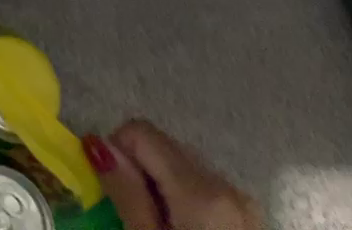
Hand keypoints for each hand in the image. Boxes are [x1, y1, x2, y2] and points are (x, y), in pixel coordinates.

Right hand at [84, 120, 262, 229]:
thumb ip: (126, 193)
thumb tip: (98, 145)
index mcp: (201, 190)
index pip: (140, 131)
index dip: (116, 151)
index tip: (109, 189)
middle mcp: (227, 185)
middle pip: (164, 145)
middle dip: (137, 167)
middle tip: (128, 212)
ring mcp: (246, 204)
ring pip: (184, 167)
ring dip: (160, 184)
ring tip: (155, 226)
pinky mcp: (253, 221)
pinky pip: (206, 188)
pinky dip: (183, 199)